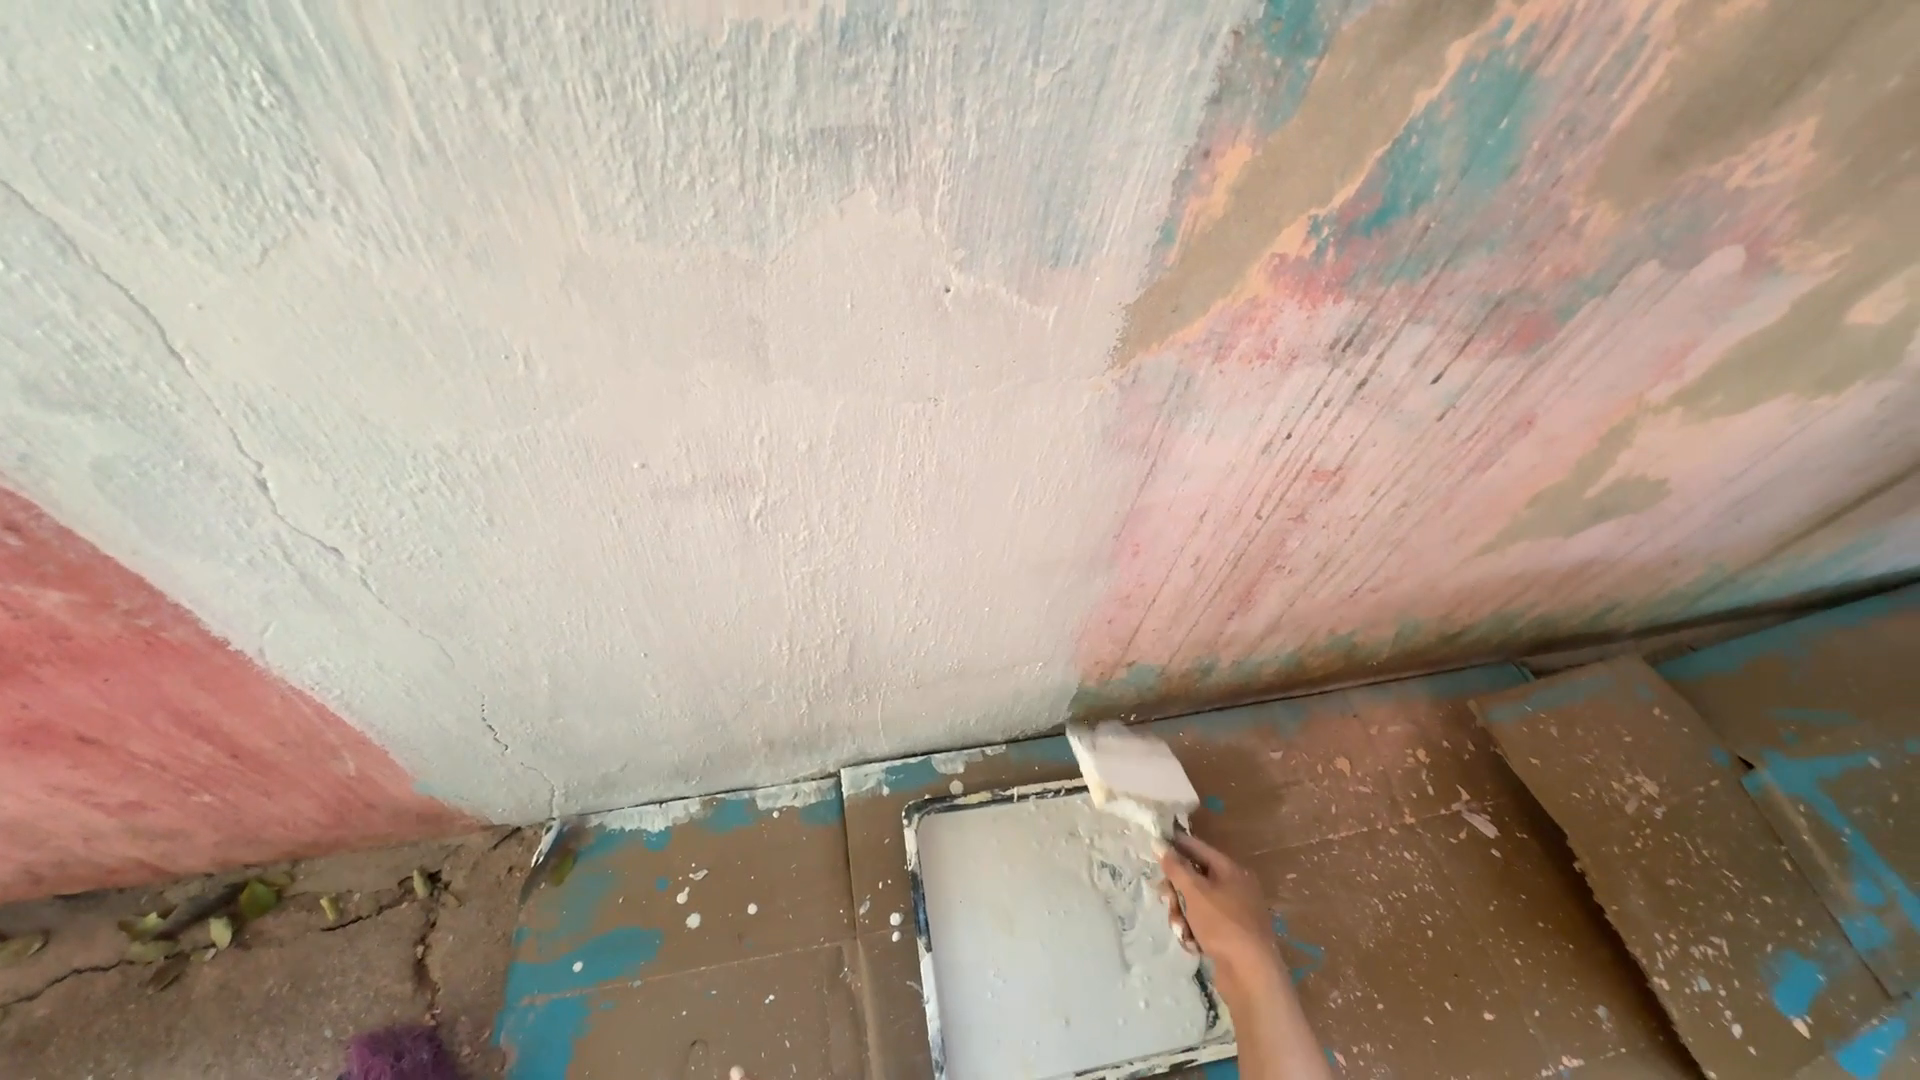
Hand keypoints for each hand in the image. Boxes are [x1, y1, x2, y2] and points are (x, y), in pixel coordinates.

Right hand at [1159, 832, 1284, 1000]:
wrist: (1251, 974)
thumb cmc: (1222, 925)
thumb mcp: (1195, 892)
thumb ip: (1176, 868)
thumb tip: (1161, 845)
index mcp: (1231, 870)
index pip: (1198, 848)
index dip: (1176, 845)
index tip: (1155, 844)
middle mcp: (1235, 888)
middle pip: (1195, 878)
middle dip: (1177, 891)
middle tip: (1165, 899)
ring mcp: (1234, 913)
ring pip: (1195, 904)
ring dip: (1182, 915)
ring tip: (1181, 930)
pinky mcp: (1230, 936)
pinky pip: (1203, 924)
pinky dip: (1194, 931)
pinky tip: (1192, 943)